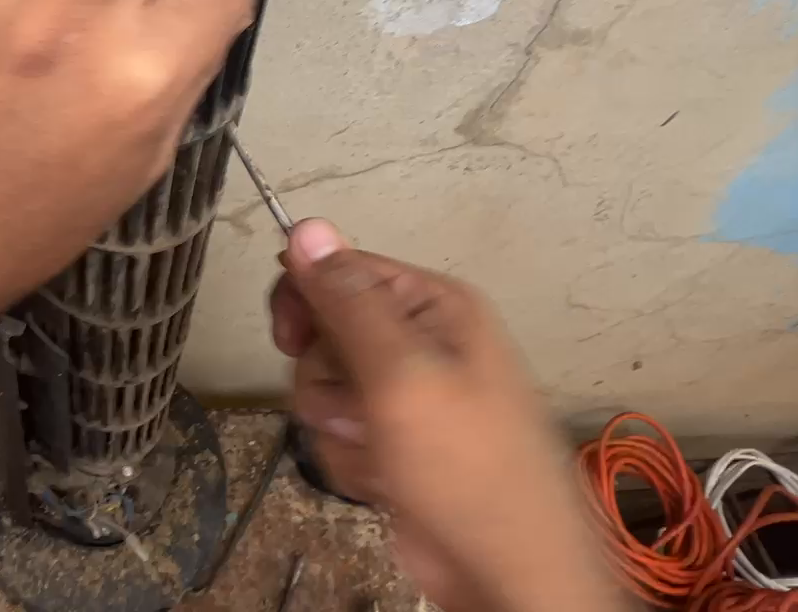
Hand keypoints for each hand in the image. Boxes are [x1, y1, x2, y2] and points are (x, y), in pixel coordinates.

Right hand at [270, 219, 628, 611]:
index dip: (303, 298)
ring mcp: (402, 390)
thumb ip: (346, 300)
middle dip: (325, 375)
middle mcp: (416, 337)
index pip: (337, 268)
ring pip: (320, 381)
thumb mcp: (400, 373)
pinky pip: (334, 424)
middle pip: (321, 328)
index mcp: (429, 304)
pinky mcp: (389, 435)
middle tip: (352, 409)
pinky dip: (348, 454)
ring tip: (378, 452)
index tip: (290, 338)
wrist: (508, 579)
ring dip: (336, 423)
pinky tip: (383, 477)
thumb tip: (303, 222)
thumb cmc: (464, 464)